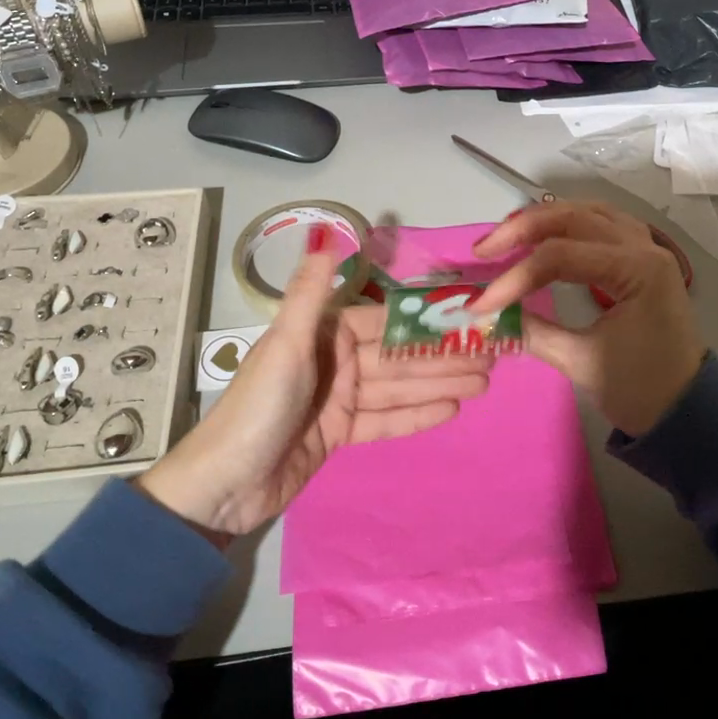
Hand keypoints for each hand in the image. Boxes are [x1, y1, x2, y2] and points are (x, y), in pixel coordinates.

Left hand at [138, 226, 491, 541]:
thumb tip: (324, 233)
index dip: (427, 321)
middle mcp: (335, 360)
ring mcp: (338, 399)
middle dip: (444, 356)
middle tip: (492, 357)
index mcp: (324, 334)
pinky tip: (452, 408)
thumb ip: (312, 292)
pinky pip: (385, 419)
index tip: (467, 318)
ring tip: (483, 380)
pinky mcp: (339, 434)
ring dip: (440, 383)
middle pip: (399, 356)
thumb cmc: (258, 408)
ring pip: (398, 387)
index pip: (386, 322)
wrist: (225, 485)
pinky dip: (416, 414)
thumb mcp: (287, 344)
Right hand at [469, 203, 705, 436]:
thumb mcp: (581, 362)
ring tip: (507, 237)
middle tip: (483, 250)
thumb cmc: (640, 389)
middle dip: (522, 230)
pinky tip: (545, 236)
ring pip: (587, 212)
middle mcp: (644, 246)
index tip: (480, 303)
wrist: (688, 411)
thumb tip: (486, 316)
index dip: (514, 277)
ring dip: (545, 220)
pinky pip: (601, 224)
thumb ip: (533, 331)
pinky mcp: (642, 258)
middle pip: (572, 217)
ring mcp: (646, 247)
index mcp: (637, 269)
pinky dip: (568, 224)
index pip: (560, 256)